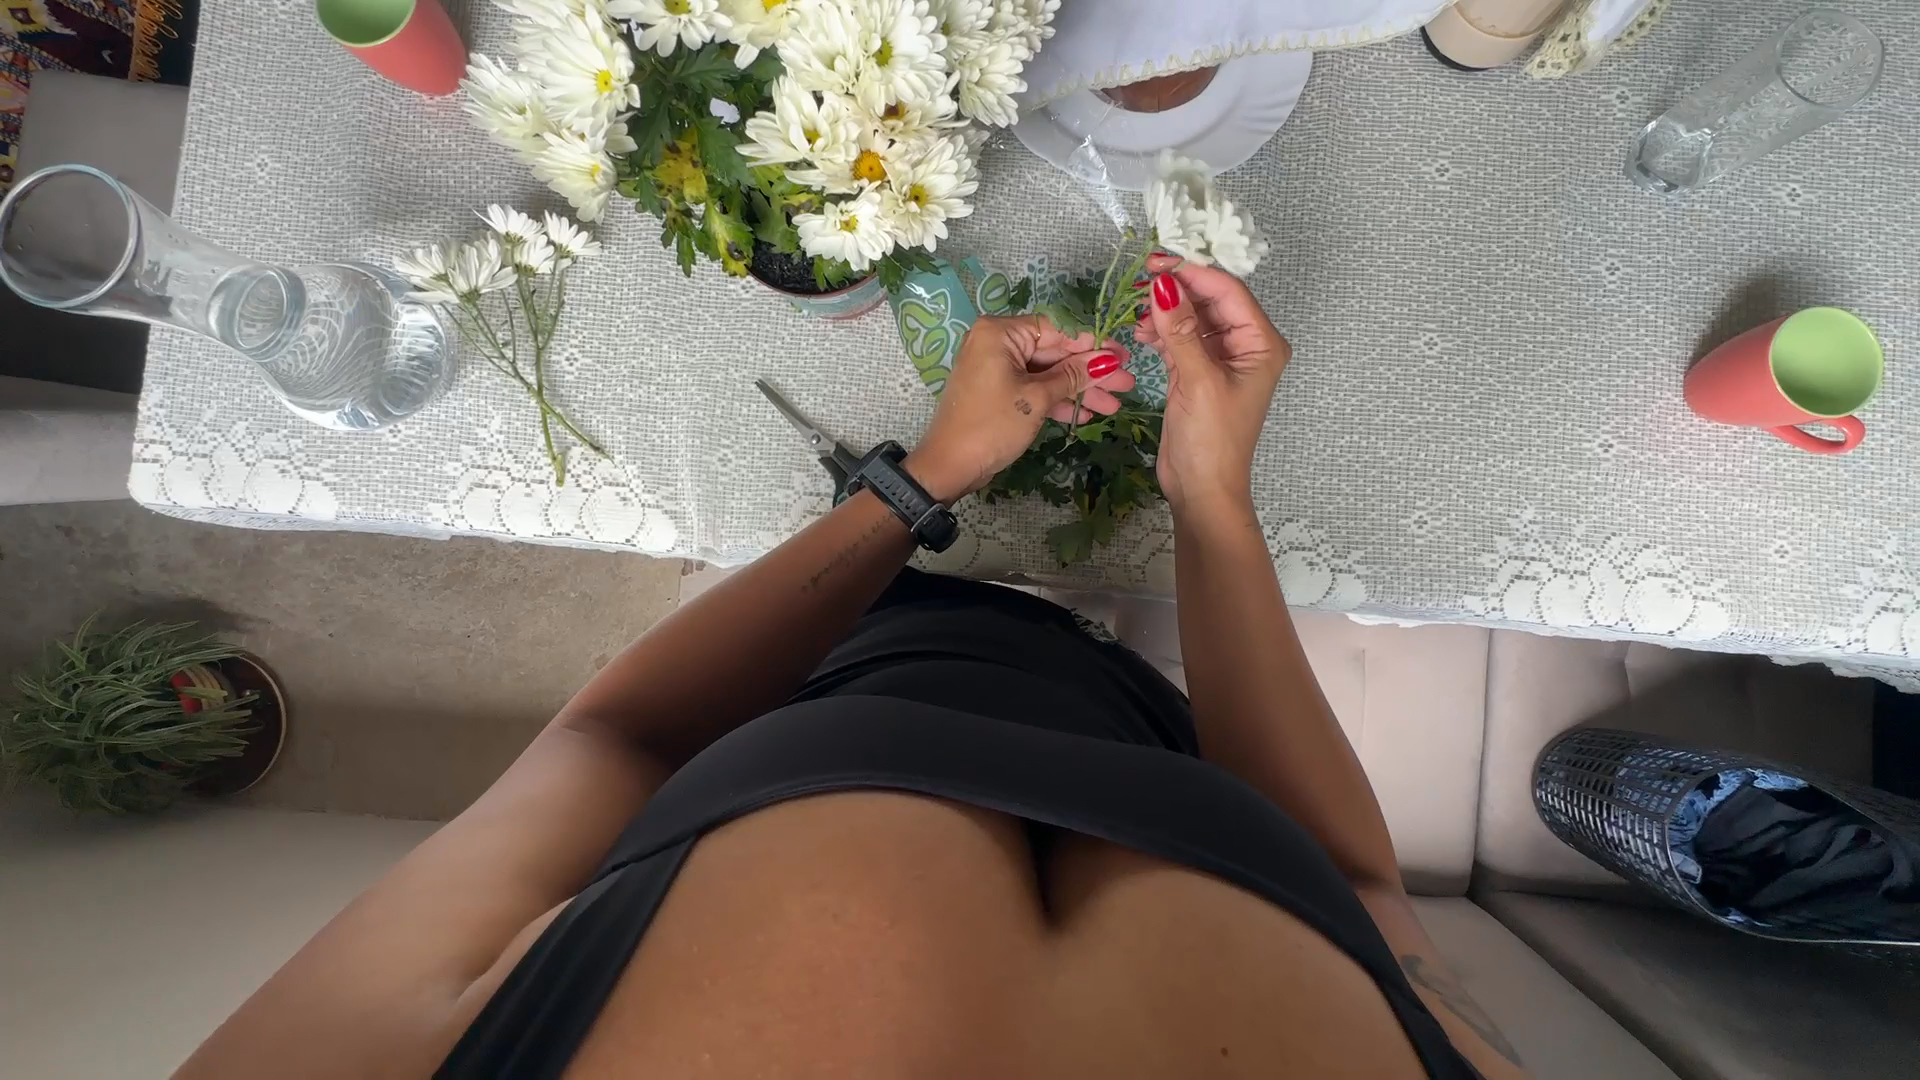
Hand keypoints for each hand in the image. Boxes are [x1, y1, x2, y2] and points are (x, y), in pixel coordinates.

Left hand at [909, 314, 1135, 502]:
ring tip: (1113, 406)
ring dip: (1079, 391)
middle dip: (1090, 372)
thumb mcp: (1036, 399)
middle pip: (1054, 352)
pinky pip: (1033, 389)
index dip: (1093, 344)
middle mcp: (997, 343)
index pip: (1057, 329)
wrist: (950, 467)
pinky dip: (1057, 401)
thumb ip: (1073, 377)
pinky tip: (1085, 415)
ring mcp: (996, 369)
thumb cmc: (991, 426)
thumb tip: (1107, 362)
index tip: (1122, 357)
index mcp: (1001, 333)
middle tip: (1126, 385)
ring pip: (1047, 374)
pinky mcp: (998, 392)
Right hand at [1135, 254, 1290, 519]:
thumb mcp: (1198, 382)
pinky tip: (1141, 332)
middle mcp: (1244, 346)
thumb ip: (1182, 331)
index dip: (1193, 272)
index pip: (1228, 292)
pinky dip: (1161, 333)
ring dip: (1166, 312)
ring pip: (1192, 319)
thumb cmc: (1211, 441)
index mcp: (1260, 343)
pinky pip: (1180, 340)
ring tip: (1136, 313)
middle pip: (1210, 301)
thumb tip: (1164, 286)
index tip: (1156, 262)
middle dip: (1177, 289)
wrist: (1201, 489)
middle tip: (1140, 279)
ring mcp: (1219, 360)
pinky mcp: (1196, 375)